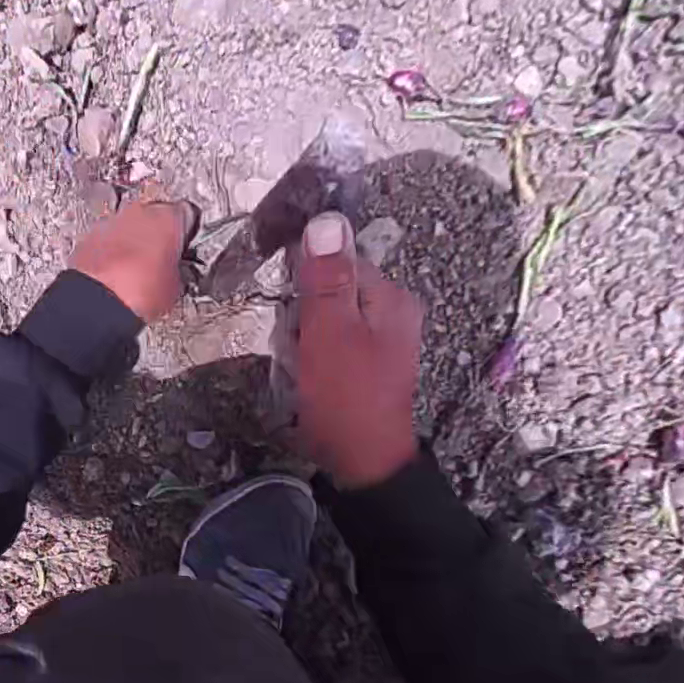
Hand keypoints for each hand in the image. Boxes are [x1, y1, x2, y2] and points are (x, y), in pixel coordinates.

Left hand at [69, 197, 193, 321]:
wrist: (99, 302)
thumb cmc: (139, 290)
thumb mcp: (176, 286)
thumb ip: (179, 269)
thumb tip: (176, 274)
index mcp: (169, 216)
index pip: (188, 213)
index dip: (190, 232)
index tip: (188, 245)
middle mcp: (140, 211)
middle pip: (156, 215)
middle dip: (160, 235)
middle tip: (164, 259)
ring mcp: (112, 222)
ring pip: (130, 226)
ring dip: (135, 242)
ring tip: (140, 271)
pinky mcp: (91, 236)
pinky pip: (109, 239)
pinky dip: (114, 251)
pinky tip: (119, 274)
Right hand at [293, 212, 422, 487]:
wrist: (361, 463)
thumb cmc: (345, 396)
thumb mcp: (330, 333)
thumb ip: (326, 278)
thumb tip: (326, 219)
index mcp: (390, 298)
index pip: (338, 260)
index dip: (307, 281)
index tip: (293, 311)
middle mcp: (390, 312)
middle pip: (328, 291)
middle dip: (302, 317)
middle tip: (300, 348)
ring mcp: (378, 341)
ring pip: (322, 319)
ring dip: (302, 341)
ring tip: (302, 369)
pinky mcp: (362, 363)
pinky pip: (327, 344)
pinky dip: (311, 358)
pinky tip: (307, 380)